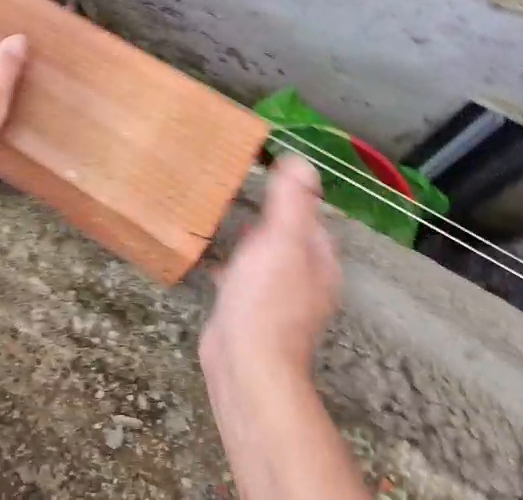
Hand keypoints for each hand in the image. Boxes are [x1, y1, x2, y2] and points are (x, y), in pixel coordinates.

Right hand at [201, 157, 342, 373]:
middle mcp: (303, 280)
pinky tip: (203, 252)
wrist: (244, 362)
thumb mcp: (282, 240)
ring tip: (215, 212)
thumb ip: (292, 201)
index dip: (290, 195)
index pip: (310, 218)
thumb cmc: (267, 299)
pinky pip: (238, 276)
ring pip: (261, 256)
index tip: (261, 171)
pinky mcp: (247, 311)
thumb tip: (301, 161)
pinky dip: (225, 261)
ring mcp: (275, 298)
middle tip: (231, 187)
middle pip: (285, 236)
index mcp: (319, 262)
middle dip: (263, 215)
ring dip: (244, 238)